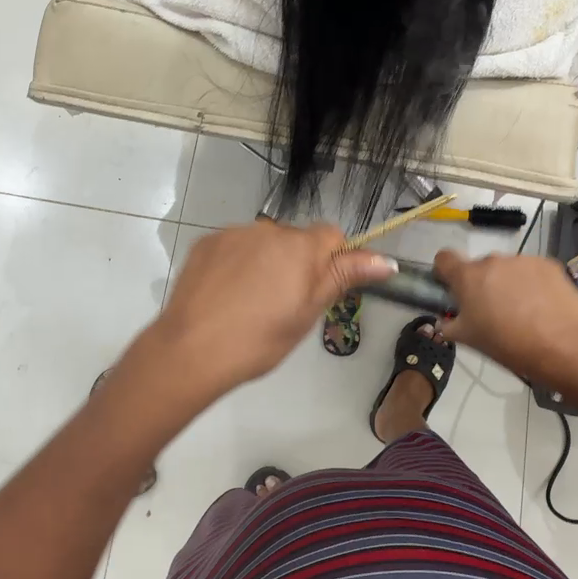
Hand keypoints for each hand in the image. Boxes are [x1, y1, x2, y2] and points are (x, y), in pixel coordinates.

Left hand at [139, 221, 396, 399]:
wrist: (191, 349)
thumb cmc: (259, 339)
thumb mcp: (308, 313)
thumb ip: (343, 277)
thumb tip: (386, 260)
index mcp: (299, 246)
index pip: (332, 236)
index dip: (332, 261)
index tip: (318, 291)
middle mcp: (267, 229)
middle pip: (295, 239)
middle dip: (296, 263)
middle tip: (282, 305)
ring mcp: (233, 233)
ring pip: (263, 243)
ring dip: (265, 262)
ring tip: (249, 303)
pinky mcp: (206, 243)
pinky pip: (234, 247)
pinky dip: (236, 264)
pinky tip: (225, 296)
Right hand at [432, 249, 577, 377]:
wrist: (563, 347)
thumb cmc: (508, 344)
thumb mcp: (469, 340)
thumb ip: (450, 326)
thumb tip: (445, 323)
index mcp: (468, 276)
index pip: (444, 258)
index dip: (445, 271)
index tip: (453, 288)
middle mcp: (493, 261)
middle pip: (480, 268)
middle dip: (483, 284)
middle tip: (493, 310)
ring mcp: (523, 260)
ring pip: (507, 269)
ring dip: (508, 284)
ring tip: (524, 311)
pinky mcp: (549, 265)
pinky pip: (533, 270)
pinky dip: (533, 284)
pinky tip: (543, 306)